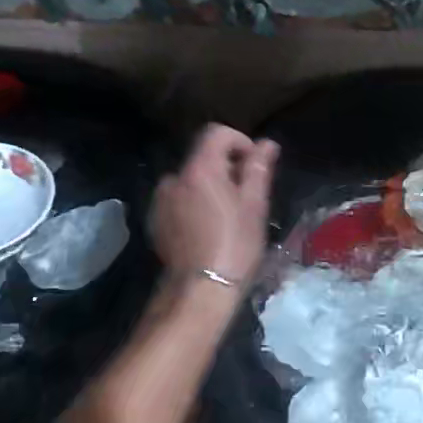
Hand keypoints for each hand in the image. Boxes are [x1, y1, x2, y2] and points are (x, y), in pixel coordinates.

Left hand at [151, 124, 278, 287]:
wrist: (200, 289)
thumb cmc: (235, 245)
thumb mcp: (255, 206)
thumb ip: (258, 169)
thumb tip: (267, 143)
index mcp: (200, 169)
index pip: (217, 133)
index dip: (241, 142)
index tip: (255, 166)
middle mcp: (174, 177)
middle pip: (204, 158)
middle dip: (227, 170)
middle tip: (247, 199)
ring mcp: (161, 200)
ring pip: (191, 181)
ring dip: (209, 188)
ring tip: (226, 217)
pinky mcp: (155, 221)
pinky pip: (178, 201)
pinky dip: (193, 205)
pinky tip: (207, 230)